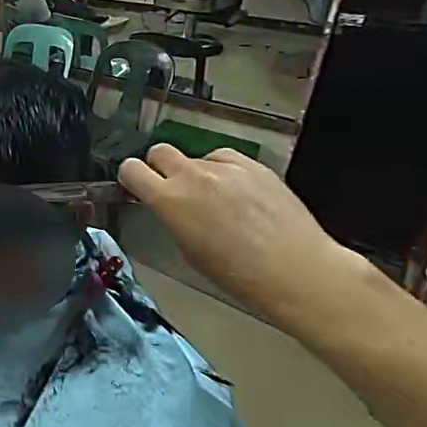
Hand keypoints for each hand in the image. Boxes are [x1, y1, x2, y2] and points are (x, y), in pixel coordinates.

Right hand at [117, 145, 381, 331]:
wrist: (295, 269)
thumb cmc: (240, 274)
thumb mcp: (190, 252)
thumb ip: (174, 219)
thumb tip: (173, 208)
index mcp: (170, 200)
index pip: (132, 169)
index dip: (131, 177)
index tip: (138, 186)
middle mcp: (193, 176)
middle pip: (160, 151)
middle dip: (161, 168)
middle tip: (174, 189)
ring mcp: (225, 166)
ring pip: (197, 157)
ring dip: (198, 173)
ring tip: (219, 201)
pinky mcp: (252, 164)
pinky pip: (227, 160)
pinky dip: (226, 173)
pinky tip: (241, 197)